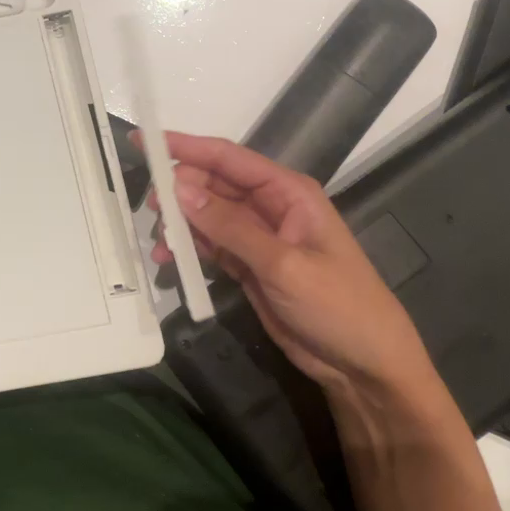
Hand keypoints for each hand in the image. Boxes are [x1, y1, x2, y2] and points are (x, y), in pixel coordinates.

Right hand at [142, 132, 435, 399]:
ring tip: (158, 242)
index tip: (143, 142)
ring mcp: (257, 237)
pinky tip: (169, 261)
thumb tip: (178, 188)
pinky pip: (207, 245)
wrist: (366, 368)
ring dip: (178, 224)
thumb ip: (229, 227)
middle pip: (211, 184)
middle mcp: (269, 206)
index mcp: (287, 192)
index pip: (227, 158)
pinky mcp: (247, 265)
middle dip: (177, 191)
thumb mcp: (284, 266)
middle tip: (149, 207)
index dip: (184, 147)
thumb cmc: (340, 307)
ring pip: (204, 215)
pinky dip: (186, 249)